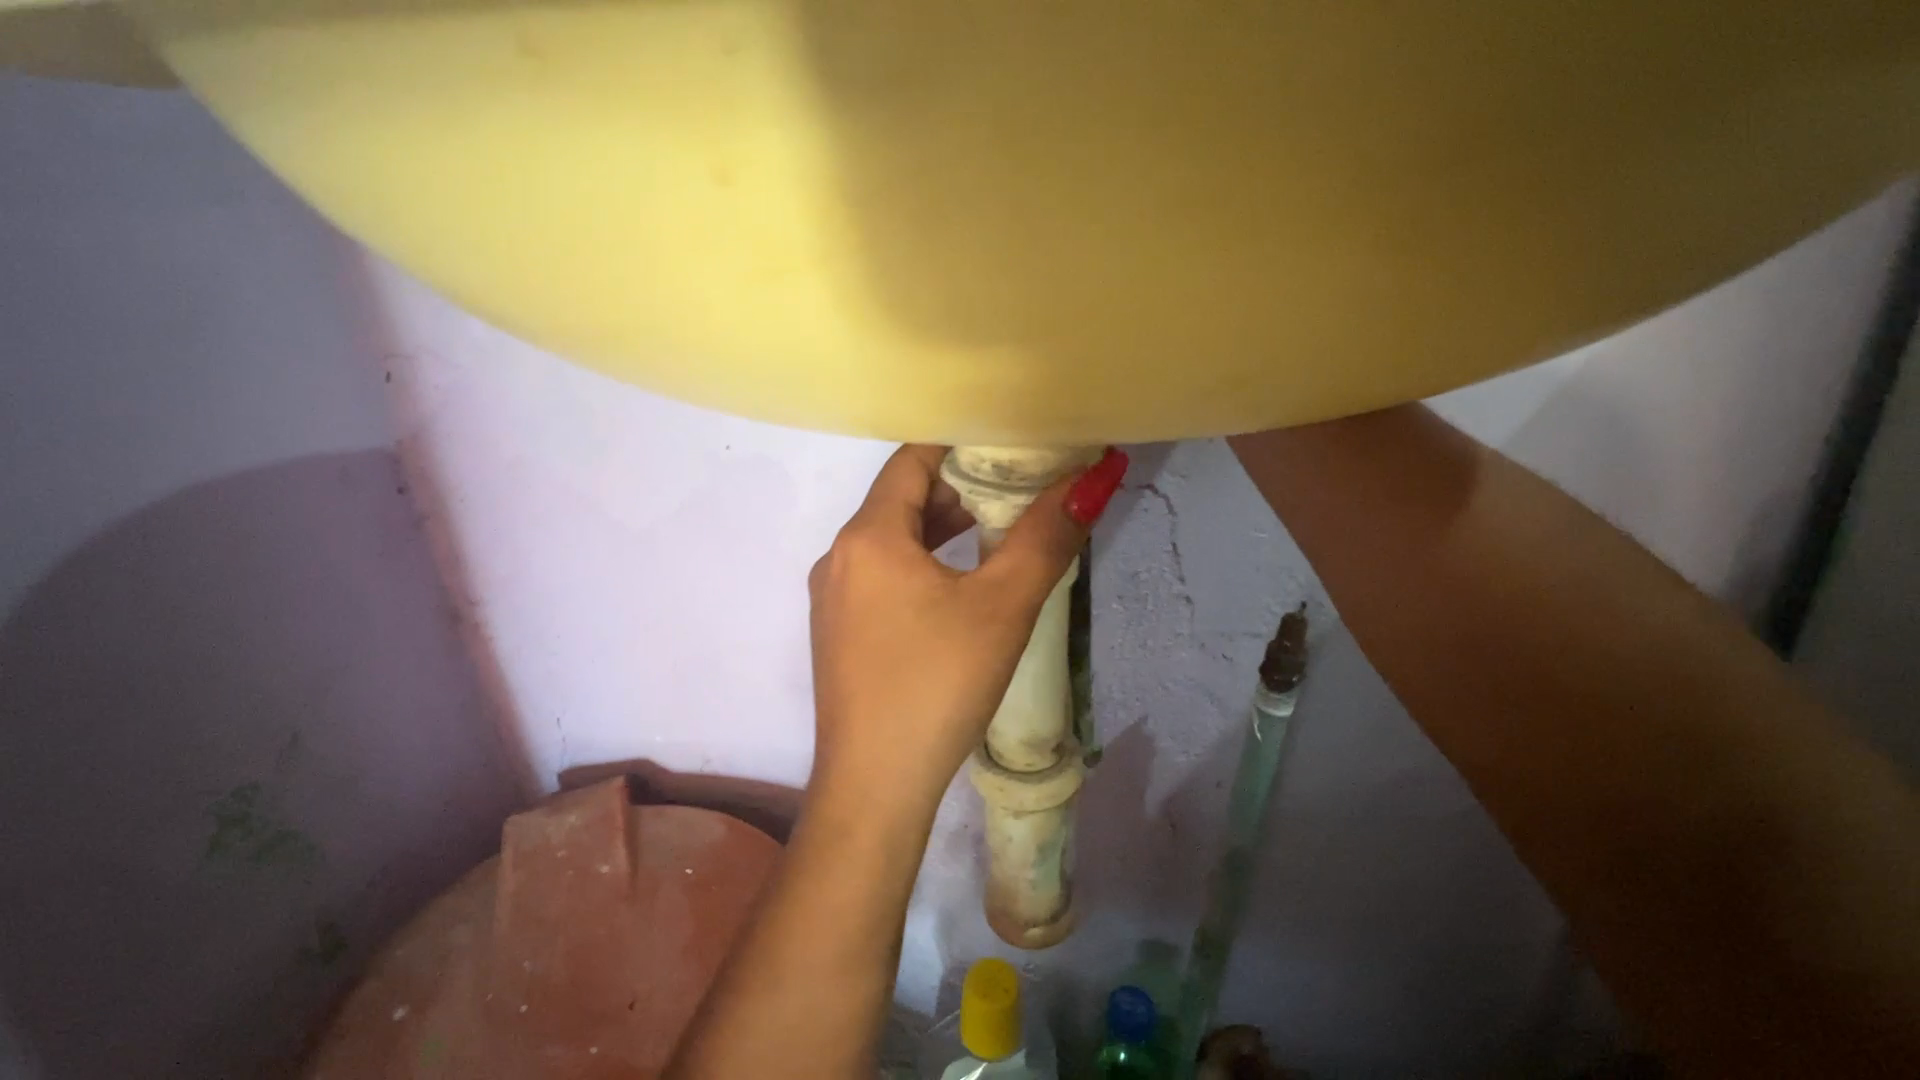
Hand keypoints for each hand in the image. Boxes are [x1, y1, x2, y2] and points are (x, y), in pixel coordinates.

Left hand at [806, 444, 1126, 807]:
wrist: (875, 786)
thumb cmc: (938, 684)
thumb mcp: (1002, 606)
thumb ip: (1046, 536)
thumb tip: (1094, 476)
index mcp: (868, 536)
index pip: (913, 460)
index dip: (963, 446)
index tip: (1012, 447)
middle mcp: (839, 557)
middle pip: (903, 499)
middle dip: (961, 489)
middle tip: (1020, 490)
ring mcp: (834, 599)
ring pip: (893, 541)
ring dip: (944, 529)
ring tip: (1000, 532)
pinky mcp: (841, 635)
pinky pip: (884, 577)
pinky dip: (924, 565)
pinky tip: (962, 588)